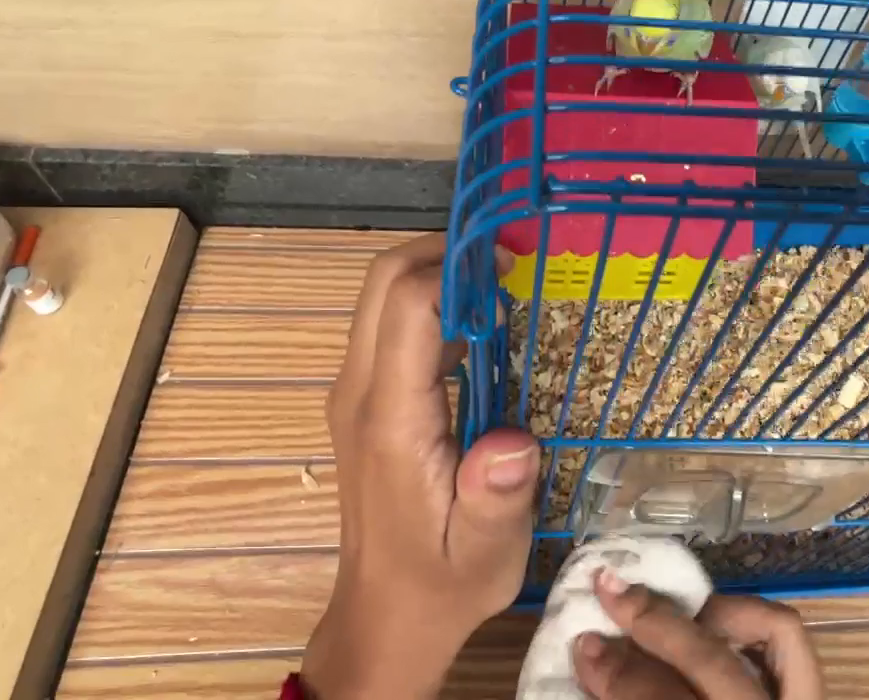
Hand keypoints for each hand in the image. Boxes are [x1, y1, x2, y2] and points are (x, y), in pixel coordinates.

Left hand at [302, 234, 541, 697]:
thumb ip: (497, 495)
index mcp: (391, 418)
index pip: (408, 305)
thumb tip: (514, 439)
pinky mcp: (364, 398)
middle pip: (383, 281)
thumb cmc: (442, 581)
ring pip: (381, 294)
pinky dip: (431, 301)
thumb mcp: (488, 552)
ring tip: (500, 284)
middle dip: (443, 252)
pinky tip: (478, 327)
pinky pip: (389, 323)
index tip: (512, 268)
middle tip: (506, 261)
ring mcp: (355, 391)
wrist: (385, 616)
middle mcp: (360, 390)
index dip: (457, 270)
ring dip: (437, 272)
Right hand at [574, 581, 824, 698]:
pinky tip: (712, 623)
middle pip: (712, 666)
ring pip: (775, 636)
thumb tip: (598, 669)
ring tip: (667, 608)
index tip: (582, 647)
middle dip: (654, 623)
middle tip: (608, 593)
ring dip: (714, 612)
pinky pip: (792, 647)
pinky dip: (751, 622)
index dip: (619, 674)